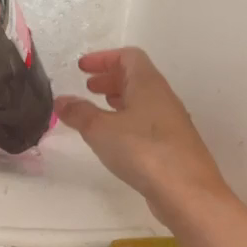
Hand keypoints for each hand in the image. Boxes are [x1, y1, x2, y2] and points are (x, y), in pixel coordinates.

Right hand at [54, 48, 231, 222]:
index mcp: (148, 85)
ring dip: (118, 99)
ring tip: (97, 109)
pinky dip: (125, 119)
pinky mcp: (170, 144)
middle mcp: (162, 98)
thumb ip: (78, 113)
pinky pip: (144, 120)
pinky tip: (113, 137)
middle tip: (87, 87)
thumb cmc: (142, 151)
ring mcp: (169, 121)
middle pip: (136, 77)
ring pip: (141, 100)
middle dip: (109, 78)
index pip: (128, 57)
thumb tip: (60, 101)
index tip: (82, 67)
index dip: (104, 58)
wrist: (185, 190)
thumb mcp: (100, 130)